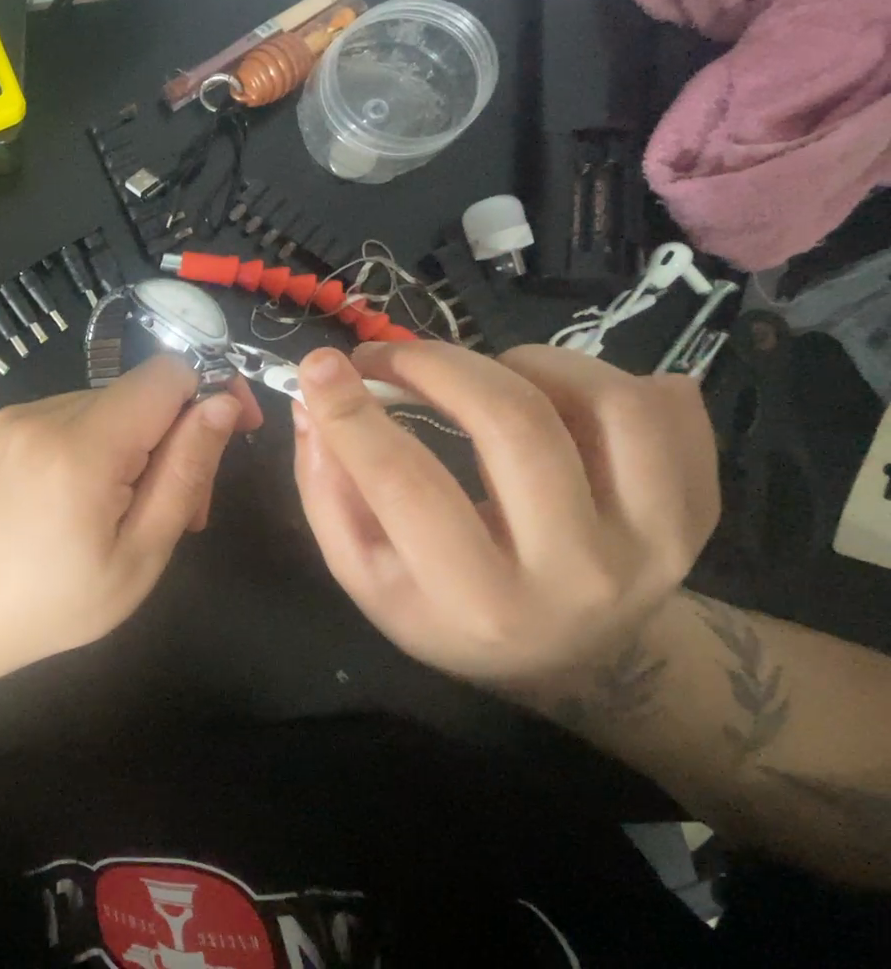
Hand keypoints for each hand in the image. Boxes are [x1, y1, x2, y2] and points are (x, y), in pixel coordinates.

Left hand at [0, 356, 261, 681]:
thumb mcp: (143, 551)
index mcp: (78, 449)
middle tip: (185, 509)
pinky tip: (100, 495)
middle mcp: (43, 415)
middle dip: (178, 437)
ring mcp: (19, 415)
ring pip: (113, 403)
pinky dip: (104, 444)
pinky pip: (79, 413)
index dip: (210, 392)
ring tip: (136, 511)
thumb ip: (186, 471)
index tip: (232, 433)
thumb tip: (223, 401)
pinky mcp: (7, 423)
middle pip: (142, 392)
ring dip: (141, 445)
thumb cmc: (63, 601)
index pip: (165, 374)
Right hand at [293, 342, 719, 687]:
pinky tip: (555, 392)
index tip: (322, 366)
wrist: (569, 658)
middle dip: (438, 366)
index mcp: (473, 599)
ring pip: (608, 404)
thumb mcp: (363, 572)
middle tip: (391, 353)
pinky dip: (605, 378)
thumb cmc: (443, 611)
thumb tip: (312, 402)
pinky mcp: (699, 514)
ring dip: (528, 362)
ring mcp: (654, 542)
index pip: (404, 484)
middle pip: (514, 427)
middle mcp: (575, 574)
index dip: (353, 414)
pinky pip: (668, 413)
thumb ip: (327, 491)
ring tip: (483, 371)